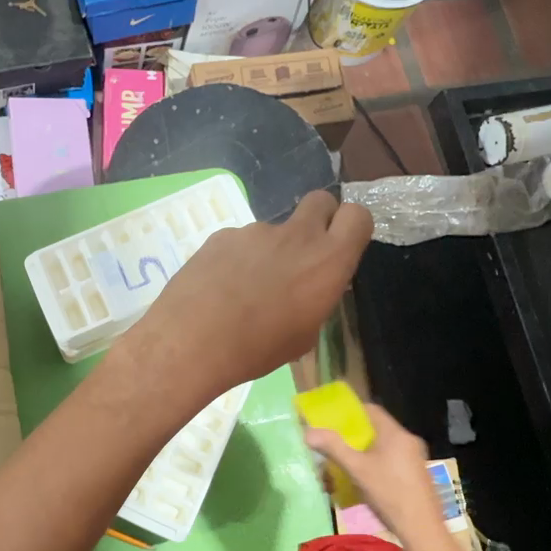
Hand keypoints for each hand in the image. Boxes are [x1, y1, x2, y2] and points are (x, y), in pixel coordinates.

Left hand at [119, 191, 371, 402]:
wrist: (192, 342)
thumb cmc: (257, 350)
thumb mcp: (303, 335)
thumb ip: (314, 299)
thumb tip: (308, 289)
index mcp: (327, 261)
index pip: (358, 216)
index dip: (350, 227)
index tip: (339, 248)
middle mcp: (295, 236)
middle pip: (320, 200)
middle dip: (318, 219)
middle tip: (301, 254)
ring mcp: (255, 231)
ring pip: (273, 230)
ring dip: (268, 251)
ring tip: (244, 291)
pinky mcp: (221, 235)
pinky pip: (239, 242)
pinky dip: (235, 259)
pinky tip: (218, 288)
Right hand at [304, 403, 444, 543]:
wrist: (422, 529)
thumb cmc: (389, 493)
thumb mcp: (356, 469)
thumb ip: (333, 448)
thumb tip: (308, 432)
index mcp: (395, 433)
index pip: (371, 409)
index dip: (350, 412)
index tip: (331, 421)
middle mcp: (408, 440)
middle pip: (376, 429)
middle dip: (354, 436)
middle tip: (334, 445)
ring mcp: (416, 458)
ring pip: (384, 447)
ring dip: (364, 453)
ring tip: (345, 465)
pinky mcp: (417, 474)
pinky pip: (393, 460)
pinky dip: (377, 464)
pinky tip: (365, 481)